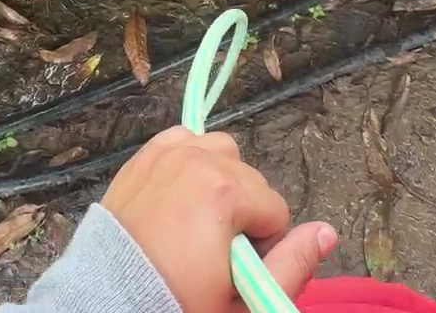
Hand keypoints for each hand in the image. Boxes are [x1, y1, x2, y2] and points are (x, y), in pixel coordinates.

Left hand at [101, 127, 336, 312]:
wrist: (107, 300)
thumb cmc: (178, 303)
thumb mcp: (243, 303)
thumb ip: (291, 267)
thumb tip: (328, 232)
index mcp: (224, 190)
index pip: (276, 210)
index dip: (264, 246)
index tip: (235, 269)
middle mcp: (197, 158)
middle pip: (249, 179)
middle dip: (243, 212)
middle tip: (214, 253)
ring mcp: (167, 151)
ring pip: (220, 152)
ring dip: (220, 180)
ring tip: (199, 223)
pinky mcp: (145, 154)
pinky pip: (185, 140)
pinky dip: (191, 160)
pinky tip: (181, 196)